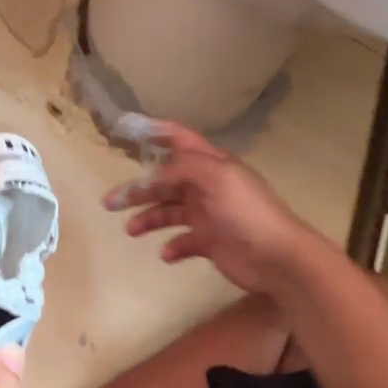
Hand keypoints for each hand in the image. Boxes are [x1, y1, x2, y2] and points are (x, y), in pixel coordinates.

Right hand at [104, 120, 318, 292]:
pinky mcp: (210, 243)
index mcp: (212, 165)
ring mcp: (209, 215)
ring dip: (149, 219)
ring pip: (169, 212)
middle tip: (110, 203)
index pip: (180, 140)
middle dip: (138, 189)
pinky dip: (172, 247)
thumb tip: (150, 175)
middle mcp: (208, 187)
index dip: (155, 132)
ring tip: (132, 231)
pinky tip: (167, 254)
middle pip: (165, 181)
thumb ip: (181, 169)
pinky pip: (183, 242)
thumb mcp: (216, 178)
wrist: (276, 257)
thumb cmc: (247, 212)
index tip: (126, 129)